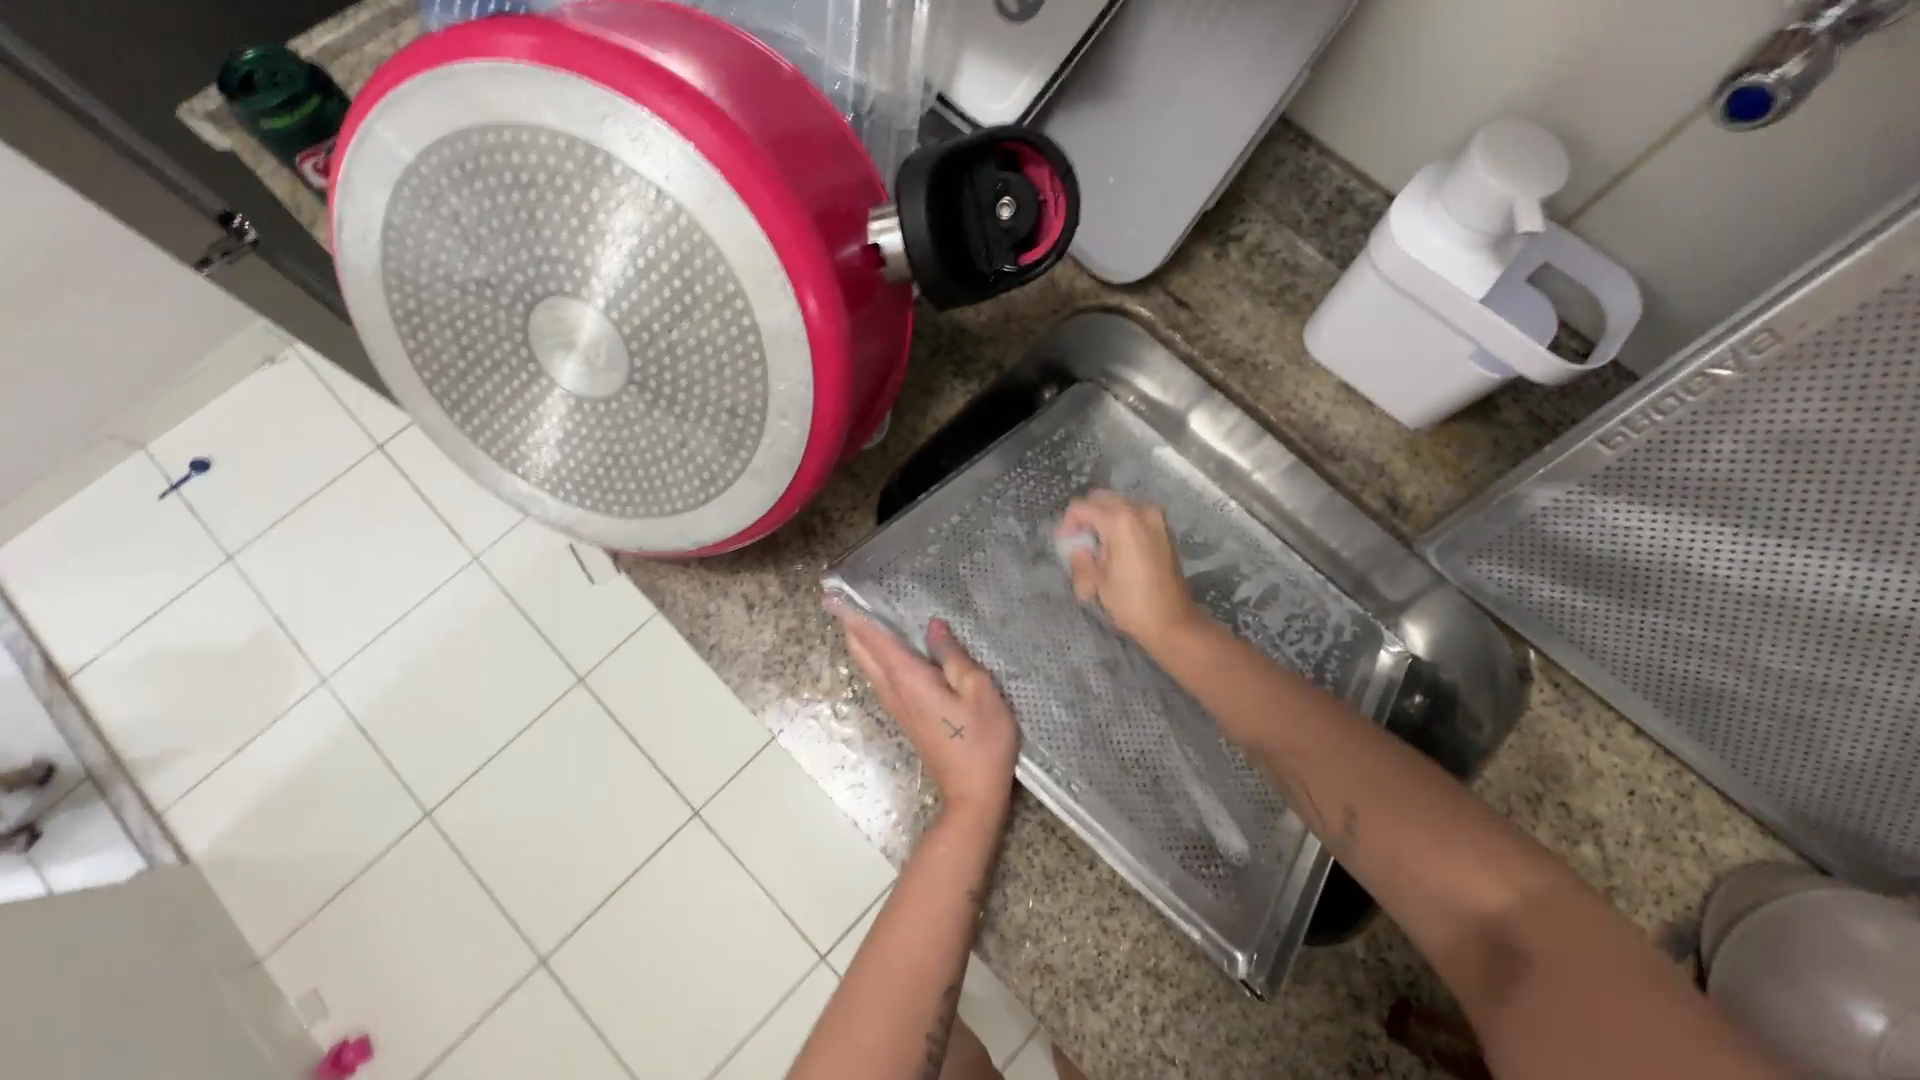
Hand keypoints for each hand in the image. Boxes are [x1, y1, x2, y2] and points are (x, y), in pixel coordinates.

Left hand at [830, 602, 1018, 822]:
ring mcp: (898, 705)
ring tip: (855, 614)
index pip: (874, 639)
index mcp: (909, 678)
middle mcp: (894, 690)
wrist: (973, 793)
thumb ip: (954, 656)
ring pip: (869, 665)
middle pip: (863, 651)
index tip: (832, 595)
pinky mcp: (906, 715)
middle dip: (848, 624)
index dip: (853, 615)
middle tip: (837, 598)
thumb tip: (933, 627)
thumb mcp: (979, 691)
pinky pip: (882, 676)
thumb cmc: (981, 741)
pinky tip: (884, 649)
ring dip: (860, 639)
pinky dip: (875, 655)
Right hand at [1056, 490, 1208, 651]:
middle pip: (1102, 498)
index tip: (1064, 542)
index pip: (1082, 507)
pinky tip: (1117, 547)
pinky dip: (1121, 523)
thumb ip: (1080, 557)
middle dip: (1086, 516)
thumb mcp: (1095, 583)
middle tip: (1079, 540)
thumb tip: (1079, 547)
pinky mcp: (1164, 529)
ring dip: (1104, 518)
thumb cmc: (1131, 603)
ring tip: (1098, 545)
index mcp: (1120, 521)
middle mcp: (1140, 510)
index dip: (1068, 523)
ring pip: (1120, 504)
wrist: (1172, 621)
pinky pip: (1135, 515)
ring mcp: (1156, 518)